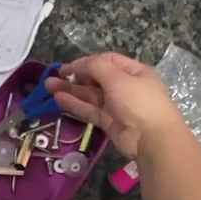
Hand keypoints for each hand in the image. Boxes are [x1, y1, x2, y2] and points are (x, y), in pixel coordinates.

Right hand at [45, 53, 185, 158]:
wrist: (151, 139)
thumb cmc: (138, 102)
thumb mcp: (118, 78)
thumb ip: (96, 67)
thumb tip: (78, 65)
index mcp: (133, 72)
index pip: (107, 61)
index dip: (87, 62)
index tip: (68, 66)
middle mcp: (125, 87)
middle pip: (96, 78)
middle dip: (75, 76)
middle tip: (53, 77)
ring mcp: (116, 105)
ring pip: (90, 95)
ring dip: (70, 90)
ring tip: (49, 86)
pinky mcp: (108, 122)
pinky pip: (89, 110)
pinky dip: (75, 104)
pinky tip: (59, 99)